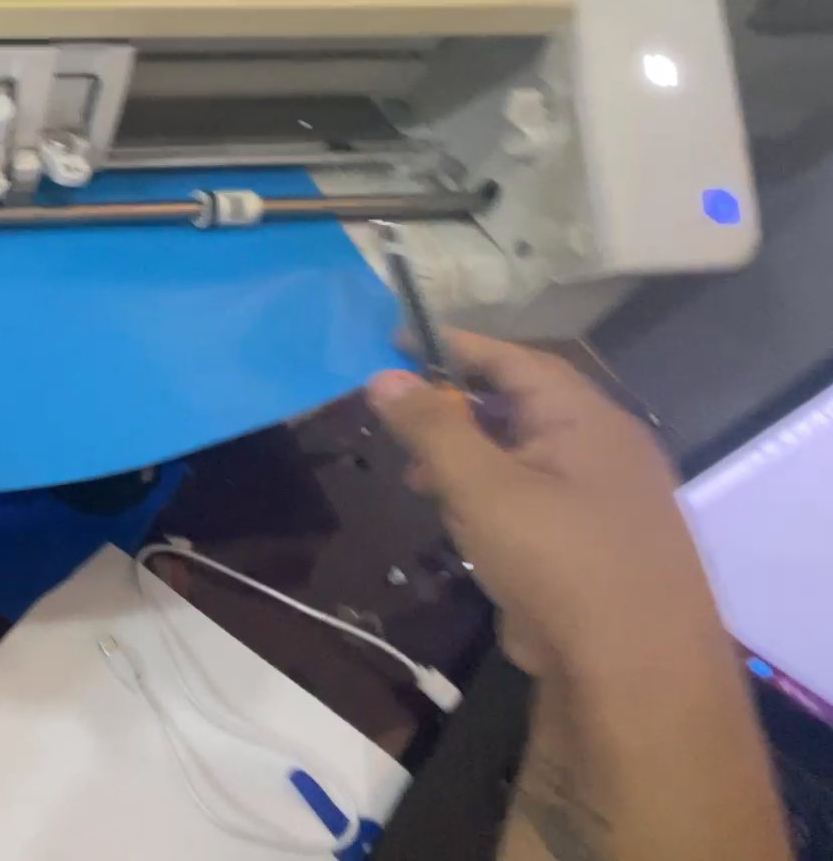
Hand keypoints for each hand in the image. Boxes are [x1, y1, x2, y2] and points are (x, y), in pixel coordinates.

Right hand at [364, 332, 724, 680]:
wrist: (628, 669)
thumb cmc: (556, 558)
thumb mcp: (478, 484)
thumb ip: (430, 425)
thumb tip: (381, 377)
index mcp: (587, 423)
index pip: (515, 360)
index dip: (454, 344)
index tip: (393, 339)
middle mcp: (596, 449)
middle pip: (511, 403)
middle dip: (447, 406)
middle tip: (391, 412)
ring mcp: (591, 494)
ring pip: (509, 449)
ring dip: (456, 452)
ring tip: (412, 471)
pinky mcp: (576, 534)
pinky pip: (516, 488)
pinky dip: (475, 487)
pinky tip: (447, 510)